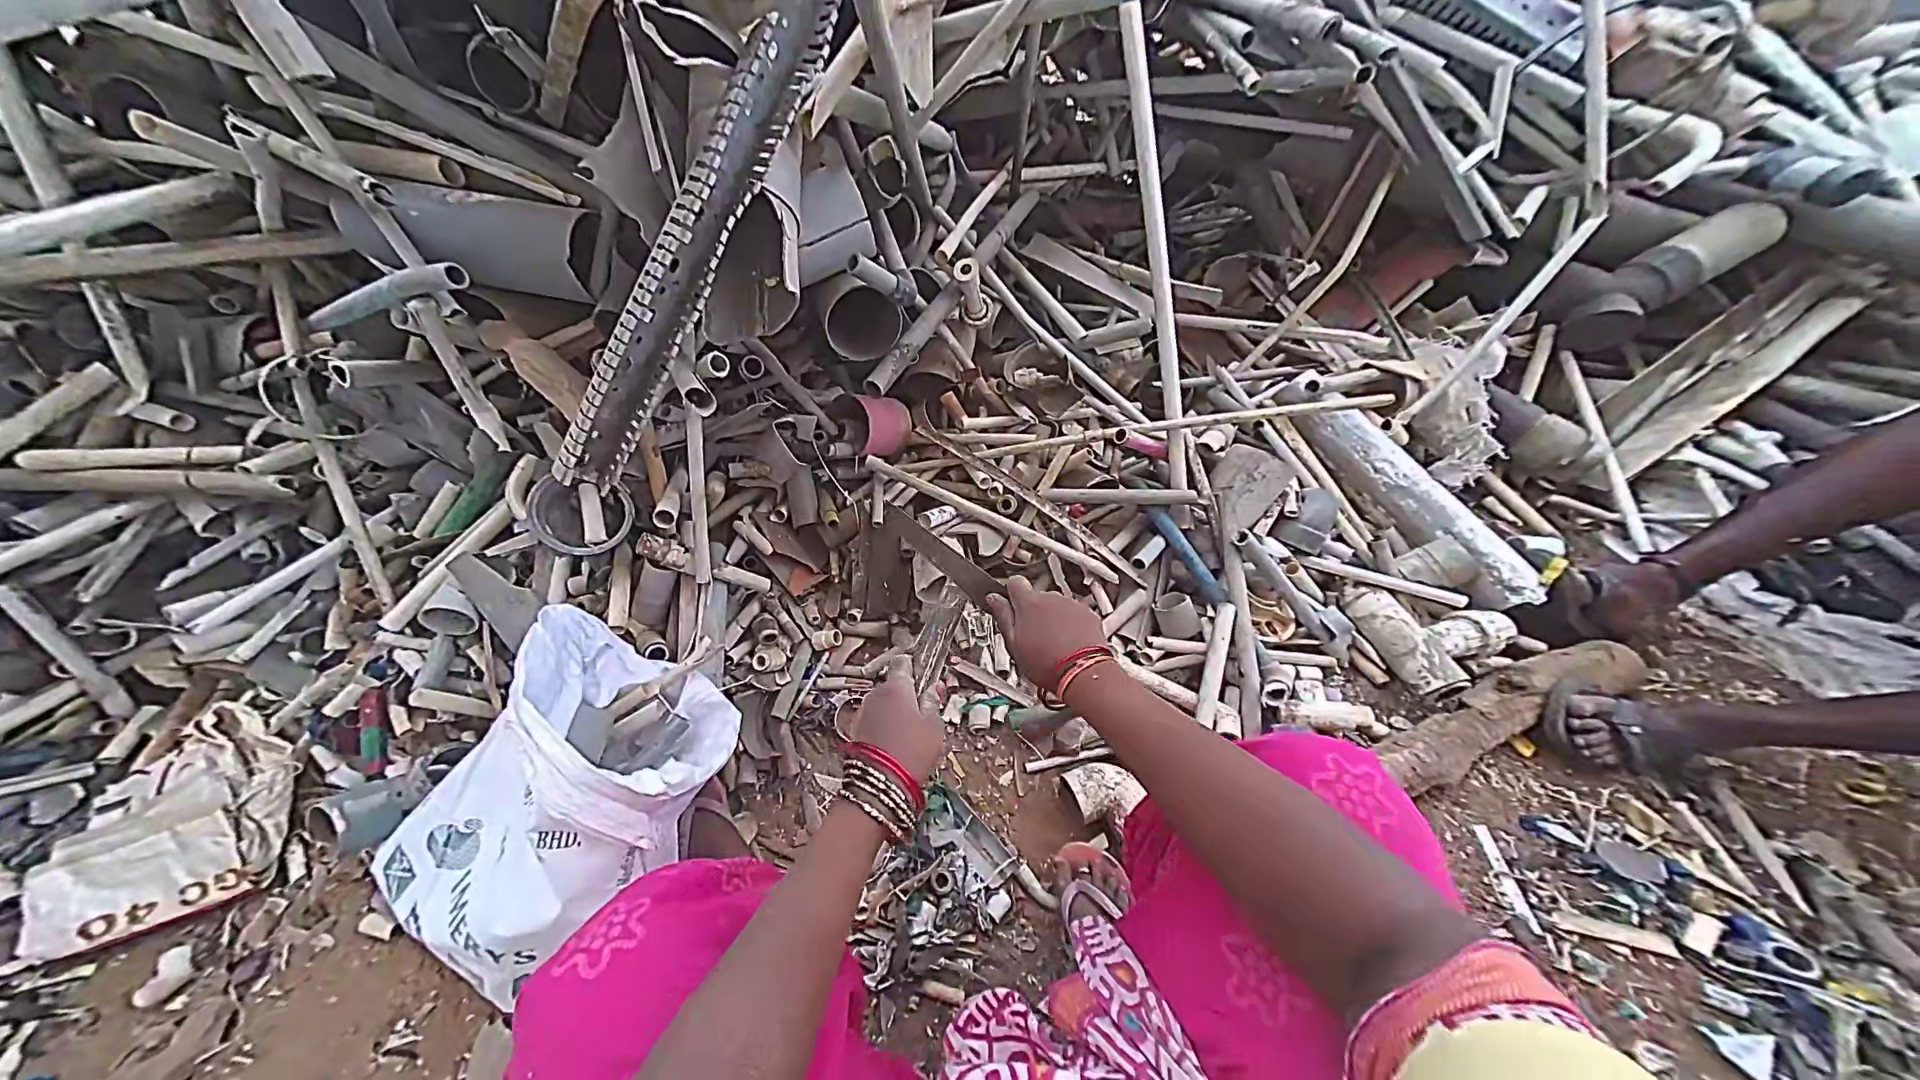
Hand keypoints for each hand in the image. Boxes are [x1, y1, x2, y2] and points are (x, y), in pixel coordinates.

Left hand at [847, 656, 943, 780]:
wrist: (881, 782)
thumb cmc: (912, 752)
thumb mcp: (934, 726)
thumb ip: (933, 703)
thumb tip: (934, 690)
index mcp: (896, 687)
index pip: (903, 662)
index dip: (914, 667)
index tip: (922, 676)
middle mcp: (875, 694)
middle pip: (892, 684)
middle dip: (905, 694)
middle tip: (921, 711)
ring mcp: (863, 711)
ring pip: (881, 702)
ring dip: (893, 709)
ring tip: (908, 730)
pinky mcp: (855, 729)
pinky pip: (873, 718)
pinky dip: (882, 723)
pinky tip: (894, 739)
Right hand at [985, 577, 1107, 688]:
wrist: (1083, 672)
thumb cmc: (1047, 663)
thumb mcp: (1014, 643)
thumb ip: (1003, 616)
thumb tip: (994, 600)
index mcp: (1029, 603)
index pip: (1014, 583)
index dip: (1010, 594)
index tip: (1010, 606)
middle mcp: (1051, 598)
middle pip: (1037, 597)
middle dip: (1033, 612)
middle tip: (1030, 636)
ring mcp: (1071, 605)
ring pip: (1056, 606)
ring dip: (1052, 619)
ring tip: (1050, 644)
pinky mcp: (1087, 614)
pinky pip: (1074, 614)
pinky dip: (1070, 625)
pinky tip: (1066, 645)